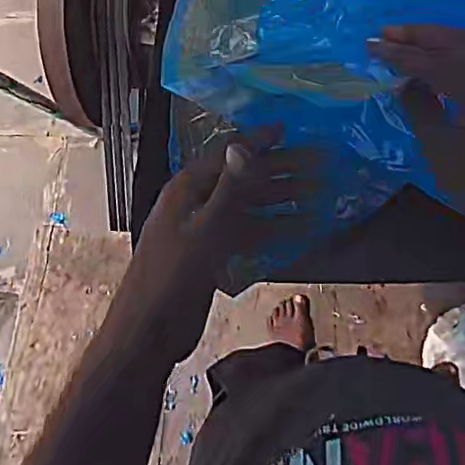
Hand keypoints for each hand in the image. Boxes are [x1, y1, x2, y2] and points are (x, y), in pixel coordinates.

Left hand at [110, 128, 317, 363]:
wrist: (147, 335)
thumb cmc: (171, 278)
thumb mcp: (205, 230)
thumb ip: (228, 189)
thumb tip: (243, 146)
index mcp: (188, 188)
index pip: (228, 155)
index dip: (258, 141)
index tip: (287, 129)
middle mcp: (197, 202)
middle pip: (244, 179)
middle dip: (280, 171)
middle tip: (316, 163)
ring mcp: (206, 227)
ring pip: (250, 205)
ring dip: (282, 199)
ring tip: (317, 192)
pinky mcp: (214, 252)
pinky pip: (249, 231)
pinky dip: (273, 228)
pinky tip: (300, 227)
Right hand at [368, 24, 464, 245]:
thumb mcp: (440, 146)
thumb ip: (420, 106)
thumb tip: (403, 82)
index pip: (438, 61)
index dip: (402, 53)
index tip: (372, 45)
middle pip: (457, 43)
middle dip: (419, 36)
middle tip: (385, 33)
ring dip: (433, 44)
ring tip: (400, 41)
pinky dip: (448, 59)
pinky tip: (426, 65)